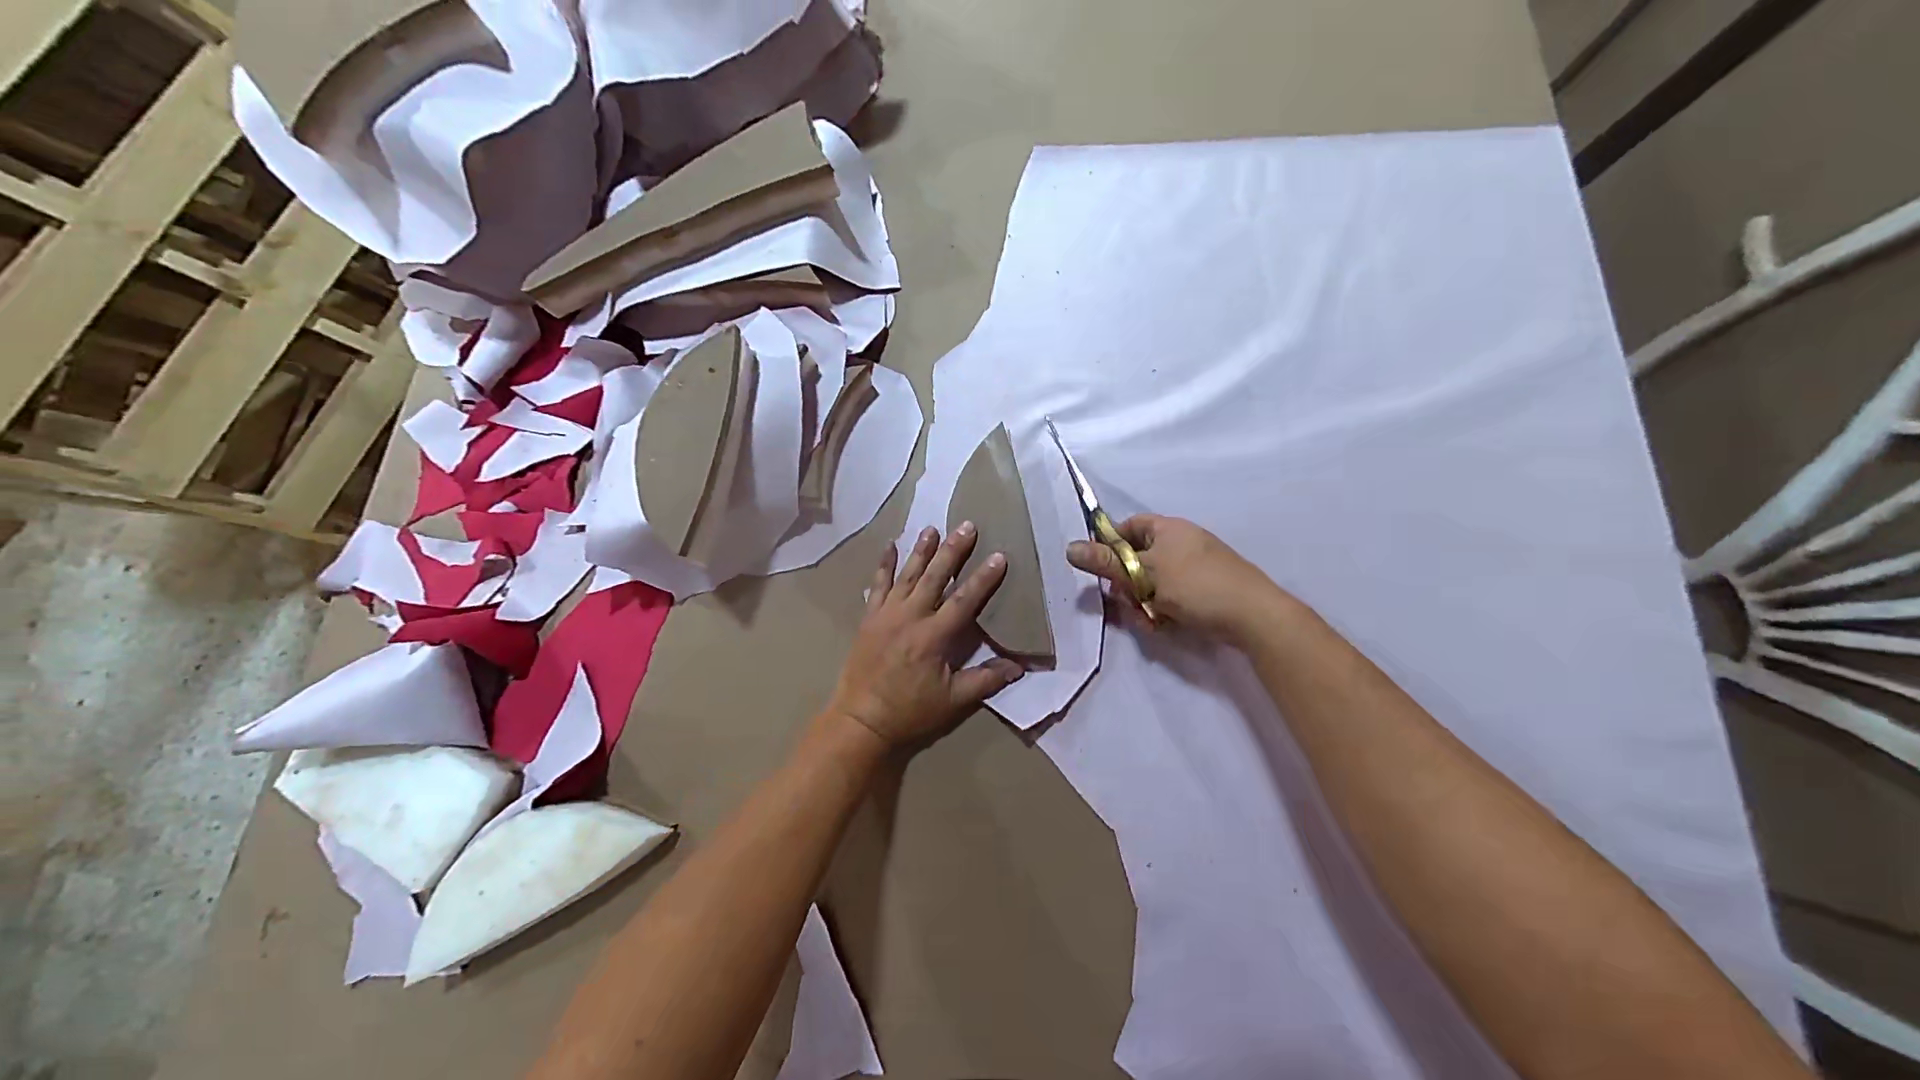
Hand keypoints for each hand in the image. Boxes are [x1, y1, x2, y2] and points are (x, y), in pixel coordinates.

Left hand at [825, 524, 1025, 751]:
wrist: (860, 720)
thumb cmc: (909, 711)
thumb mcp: (953, 701)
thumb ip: (985, 680)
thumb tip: (1018, 667)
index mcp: (933, 636)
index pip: (964, 600)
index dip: (983, 579)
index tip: (998, 556)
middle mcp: (910, 617)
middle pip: (935, 577)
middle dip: (953, 550)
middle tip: (966, 525)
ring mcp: (886, 614)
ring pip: (907, 575)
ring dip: (921, 551)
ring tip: (932, 528)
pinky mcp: (869, 618)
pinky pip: (877, 585)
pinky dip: (883, 565)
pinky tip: (889, 547)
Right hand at [1067, 514, 1286, 642]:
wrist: (1253, 615)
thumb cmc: (1195, 585)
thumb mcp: (1144, 574)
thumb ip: (1106, 563)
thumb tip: (1069, 547)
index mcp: (1168, 528)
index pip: (1128, 526)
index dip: (1110, 544)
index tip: (1101, 569)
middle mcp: (1182, 542)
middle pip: (1137, 559)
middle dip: (1127, 584)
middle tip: (1127, 602)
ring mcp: (1196, 567)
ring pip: (1152, 583)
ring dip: (1143, 603)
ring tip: (1150, 621)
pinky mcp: (1206, 590)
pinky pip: (1172, 597)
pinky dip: (1163, 611)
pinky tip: (1165, 626)